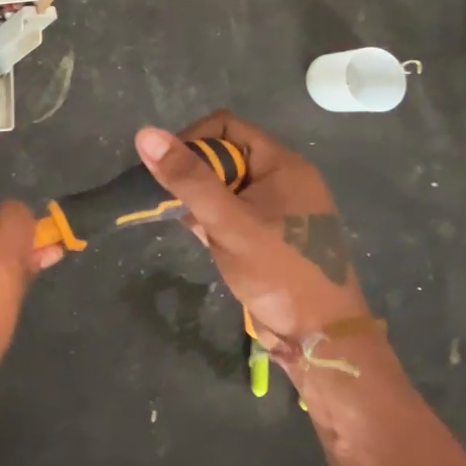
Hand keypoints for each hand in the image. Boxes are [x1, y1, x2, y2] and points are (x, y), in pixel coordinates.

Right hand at [137, 111, 370, 349]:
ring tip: (188, 222)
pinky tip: (200, 236)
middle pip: (223, 153)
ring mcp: (278, 208)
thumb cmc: (280, 273)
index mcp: (284, 165)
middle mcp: (284, 179)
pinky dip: (210, 216)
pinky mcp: (270, 233)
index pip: (226, 126)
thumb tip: (144, 133)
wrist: (321, 339)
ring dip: (200, 198)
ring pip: (224, 183)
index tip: (170, 171)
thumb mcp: (228, 223)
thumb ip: (188, 179)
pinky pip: (231, 208)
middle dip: (194, 174)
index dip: (192, 140)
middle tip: (178, 202)